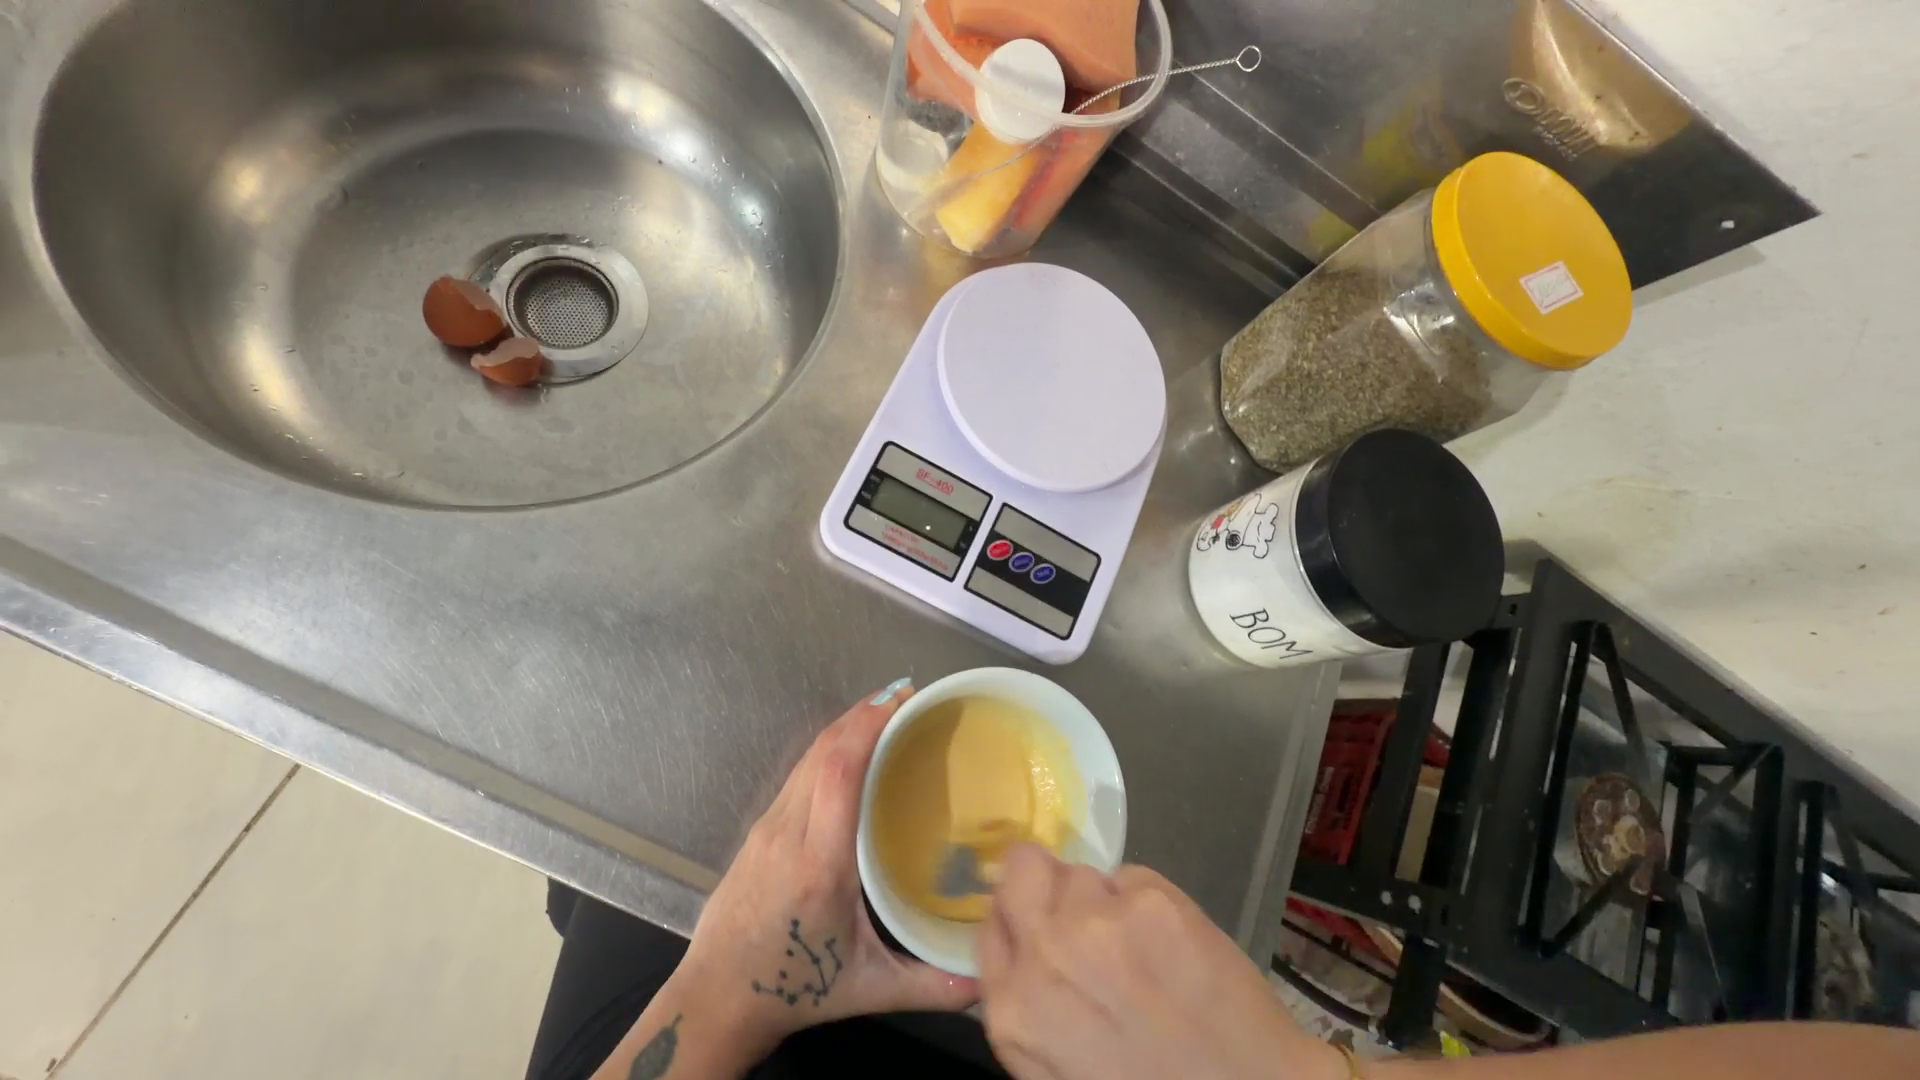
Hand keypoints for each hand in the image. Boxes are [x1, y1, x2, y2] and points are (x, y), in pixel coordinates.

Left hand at [665, 681, 978, 1059]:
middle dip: (864, 714)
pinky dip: (827, 748)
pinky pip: (797, 773)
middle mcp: (790, 832)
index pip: (839, 772)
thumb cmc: (795, 989)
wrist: (715, 997)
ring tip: (884, 712)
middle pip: (822, 751)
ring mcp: (768, 826)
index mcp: (820, 863)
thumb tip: (989, 981)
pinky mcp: (759, 829)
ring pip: (806, 757)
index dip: (868, 727)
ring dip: (844, 726)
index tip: (903, 702)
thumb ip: (931, 984)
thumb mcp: (868, 989)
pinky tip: (850, 751)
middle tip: (907, 697)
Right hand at [977, 845, 1347, 1079]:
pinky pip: (1132, 877)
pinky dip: (1146, 902)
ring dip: (1101, 899)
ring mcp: (1098, 920)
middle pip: (1022, 868)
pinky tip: (1172, 944)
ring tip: (1138, 945)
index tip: (1041, 927)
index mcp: (1013, 1010)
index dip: (1018, 921)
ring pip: (1082, 872)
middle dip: (1041, 880)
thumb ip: (1026, 1007)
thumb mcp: (1055, 1074)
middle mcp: (1045, 952)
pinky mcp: (1152, 900)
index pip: (990, 924)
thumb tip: (1023, 950)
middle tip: (1077, 910)